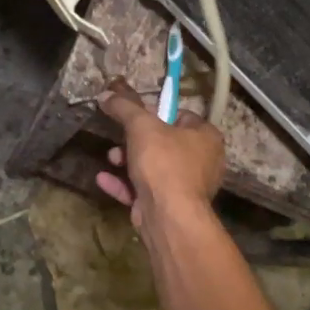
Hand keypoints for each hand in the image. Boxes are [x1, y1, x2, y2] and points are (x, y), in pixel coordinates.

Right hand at [96, 79, 225, 231]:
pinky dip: (124, 184)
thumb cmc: (163, 162)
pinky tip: (103, 179)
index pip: (180, 115)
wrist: (169, 216)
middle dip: (134, 141)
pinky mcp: (170, 207)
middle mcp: (202, 161)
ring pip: (152, 167)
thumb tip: (106, 92)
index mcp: (206, 137)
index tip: (132, 115)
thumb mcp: (141, 126)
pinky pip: (144, 190)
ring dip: (127, 162)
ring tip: (111, 159)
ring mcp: (186, 187)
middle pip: (163, 142)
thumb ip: (124, 107)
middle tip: (118, 139)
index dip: (154, 112)